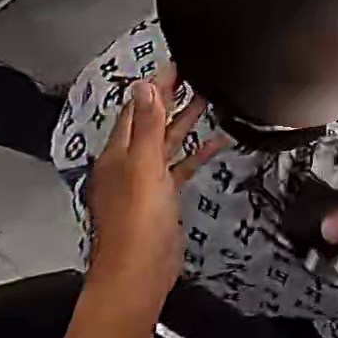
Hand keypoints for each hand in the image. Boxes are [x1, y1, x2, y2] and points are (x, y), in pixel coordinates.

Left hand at [86, 66, 226, 306]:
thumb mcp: (144, 169)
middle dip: (172, 95)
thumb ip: (148, 128)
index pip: (139, 108)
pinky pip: (183, 163)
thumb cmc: (137, 226)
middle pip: (153, 120)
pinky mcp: (164, 194)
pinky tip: (216, 142)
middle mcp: (131, 163)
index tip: (178, 63)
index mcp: (120, 155)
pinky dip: (199, 150)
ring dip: (187, 118)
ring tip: (208, 97)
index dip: (157, 84)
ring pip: (169, 139)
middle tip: (195, 73)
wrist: (138, 273)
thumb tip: (144, 88)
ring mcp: (147, 180)